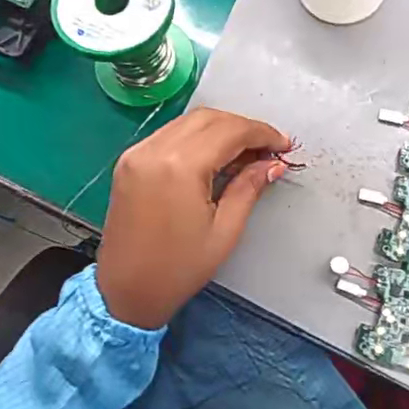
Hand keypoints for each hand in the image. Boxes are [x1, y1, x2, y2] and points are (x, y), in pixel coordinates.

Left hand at [97, 108, 289, 328]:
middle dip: (242, 128)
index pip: (229, 131)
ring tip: (243, 156)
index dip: (262, 133)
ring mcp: (135, 154)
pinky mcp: (127, 163)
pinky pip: (167, 135)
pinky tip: (212, 158)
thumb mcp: (224, 231)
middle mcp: (153, 151)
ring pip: (186, 122)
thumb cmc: (176, 269)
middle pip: (208, 118)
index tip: (282, 145)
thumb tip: (272, 163)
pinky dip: (194, 138)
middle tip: (266, 150)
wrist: (126, 290)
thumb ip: (249, 188)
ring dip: (218, 130)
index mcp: (179, 167)